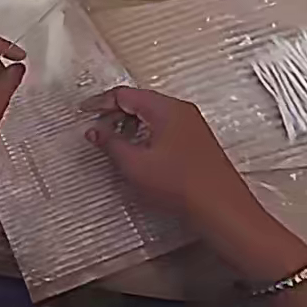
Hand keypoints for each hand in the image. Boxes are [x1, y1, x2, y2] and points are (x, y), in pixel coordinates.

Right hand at [82, 87, 258, 222]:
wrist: (223, 211)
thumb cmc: (181, 185)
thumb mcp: (134, 164)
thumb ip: (110, 143)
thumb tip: (94, 130)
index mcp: (166, 108)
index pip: (125, 94)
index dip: (100, 103)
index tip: (84, 112)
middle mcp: (181, 111)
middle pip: (139, 101)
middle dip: (113, 113)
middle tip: (96, 128)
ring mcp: (191, 125)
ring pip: (151, 114)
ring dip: (128, 124)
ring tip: (113, 141)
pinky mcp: (195, 141)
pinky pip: (163, 126)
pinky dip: (144, 132)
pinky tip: (136, 151)